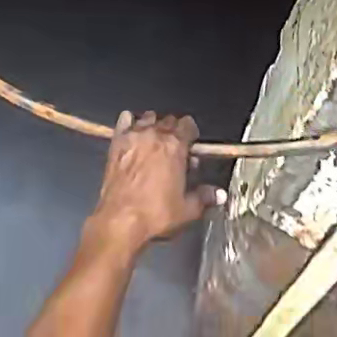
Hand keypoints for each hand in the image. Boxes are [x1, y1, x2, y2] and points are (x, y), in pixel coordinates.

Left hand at [87, 111, 222, 255]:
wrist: (121, 218)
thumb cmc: (156, 214)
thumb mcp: (186, 210)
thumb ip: (204, 197)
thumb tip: (219, 193)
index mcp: (175, 146)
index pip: (187, 124)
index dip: (191, 133)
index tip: (191, 145)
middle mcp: (155, 134)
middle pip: (169, 120)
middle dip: (174, 131)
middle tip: (175, 150)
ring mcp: (134, 135)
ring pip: (148, 117)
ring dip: (154, 126)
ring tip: (154, 143)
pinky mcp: (117, 140)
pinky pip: (125, 119)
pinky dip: (130, 122)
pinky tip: (132, 134)